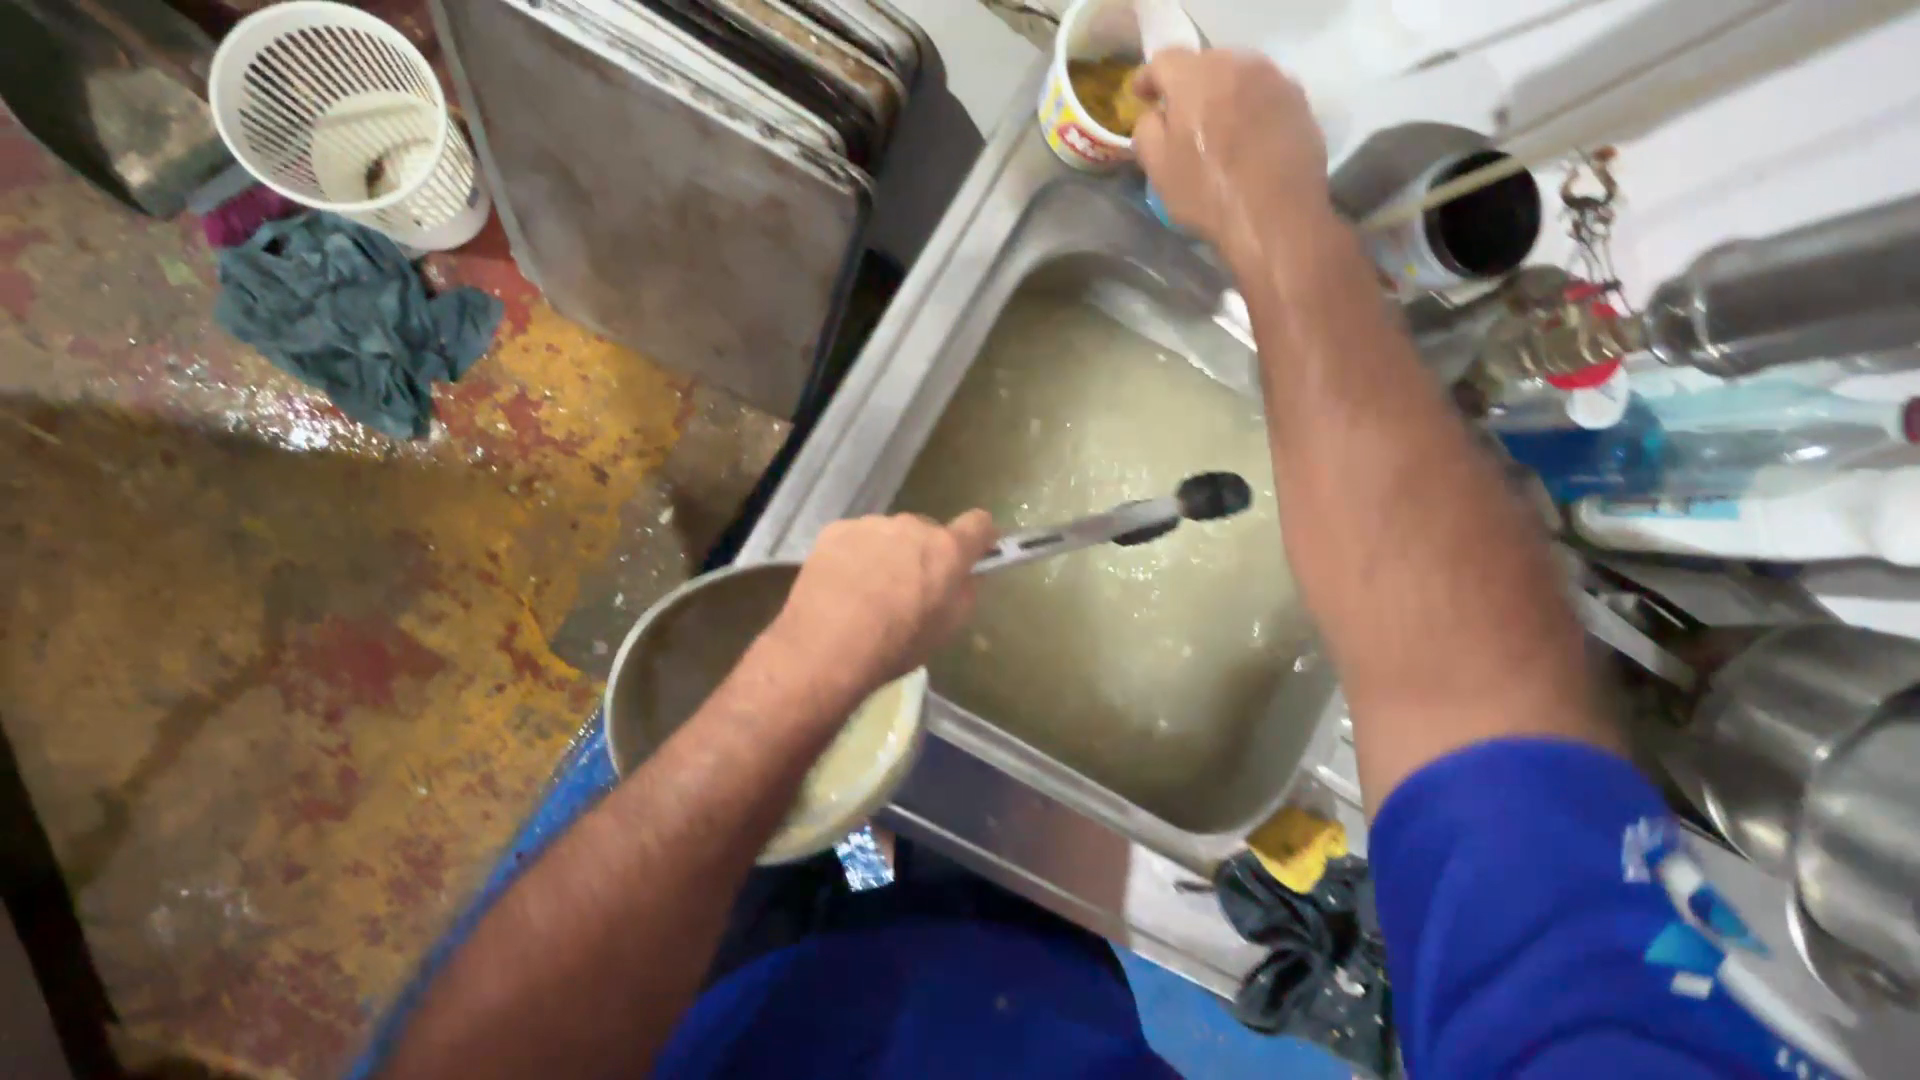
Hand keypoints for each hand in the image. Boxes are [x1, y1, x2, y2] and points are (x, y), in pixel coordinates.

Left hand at [767, 511, 997, 696]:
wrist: (826, 649)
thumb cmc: (896, 645)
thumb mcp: (947, 629)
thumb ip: (964, 592)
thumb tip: (964, 575)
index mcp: (947, 550)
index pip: (979, 523)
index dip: (980, 537)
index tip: (974, 553)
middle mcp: (911, 527)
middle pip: (928, 532)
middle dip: (925, 554)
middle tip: (909, 588)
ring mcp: (871, 525)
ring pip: (890, 535)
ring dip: (889, 553)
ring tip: (868, 591)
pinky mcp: (836, 530)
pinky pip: (857, 538)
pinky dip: (856, 555)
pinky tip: (843, 585)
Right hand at [1131, 49, 1330, 258]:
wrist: (1276, 218)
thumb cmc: (1208, 197)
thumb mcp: (1158, 170)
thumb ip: (1146, 131)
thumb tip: (1155, 115)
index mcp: (1195, 79)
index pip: (1163, 61)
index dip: (1149, 80)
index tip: (1143, 98)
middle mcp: (1237, 66)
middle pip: (1204, 64)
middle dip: (1188, 86)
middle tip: (1181, 118)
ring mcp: (1273, 79)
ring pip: (1236, 75)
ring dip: (1222, 95)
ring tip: (1218, 127)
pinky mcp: (1297, 100)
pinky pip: (1263, 93)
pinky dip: (1250, 107)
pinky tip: (1247, 139)